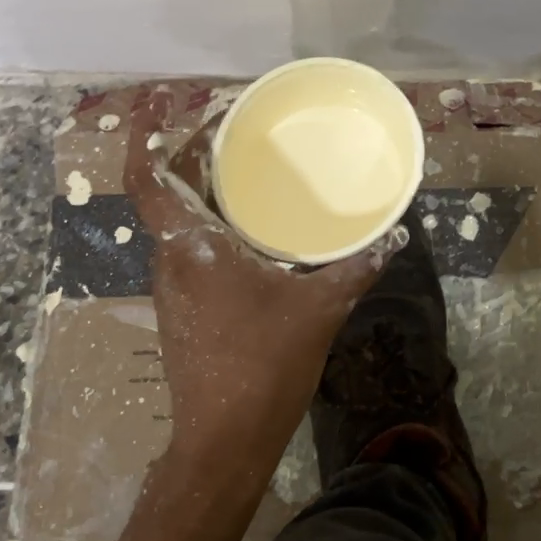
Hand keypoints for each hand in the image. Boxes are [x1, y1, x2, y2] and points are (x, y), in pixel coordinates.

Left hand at [119, 91, 409, 540]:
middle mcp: (172, 260)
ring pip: (178, 219)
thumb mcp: (320, 308)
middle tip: (226, 119)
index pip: (148, 180)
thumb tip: (396, 236)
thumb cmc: (264, 365)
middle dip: (187, 150)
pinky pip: (190, 244)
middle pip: (166, 190)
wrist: (224, 440)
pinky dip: (211, 218)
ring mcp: (174, 286)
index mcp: (192, 248)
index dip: (144, 135)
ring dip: (200, 185)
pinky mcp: (185, 307)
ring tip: (239, 160)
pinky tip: (249, 223)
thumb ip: (358, 267)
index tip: (158, 99)